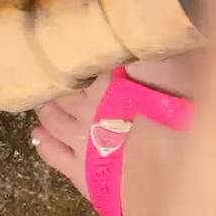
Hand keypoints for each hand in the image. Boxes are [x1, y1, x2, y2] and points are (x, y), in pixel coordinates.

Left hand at [30, 58, 193, 215]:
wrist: (164, 177)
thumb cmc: (176, 126)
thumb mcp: (176, 84)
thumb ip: (161, 64)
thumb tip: (166, 38)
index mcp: (112, 84)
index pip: (91, 68)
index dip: (87, 63)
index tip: (85, 57)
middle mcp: (89, 108)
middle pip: (67, 94)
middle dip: (62, 88)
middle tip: (60, 82)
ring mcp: (80, 140)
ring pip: (54, 121)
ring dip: (49, 113)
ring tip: (45, 106)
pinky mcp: (78, 170)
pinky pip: (52, 154)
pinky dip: (44, 143)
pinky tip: (39, 136)